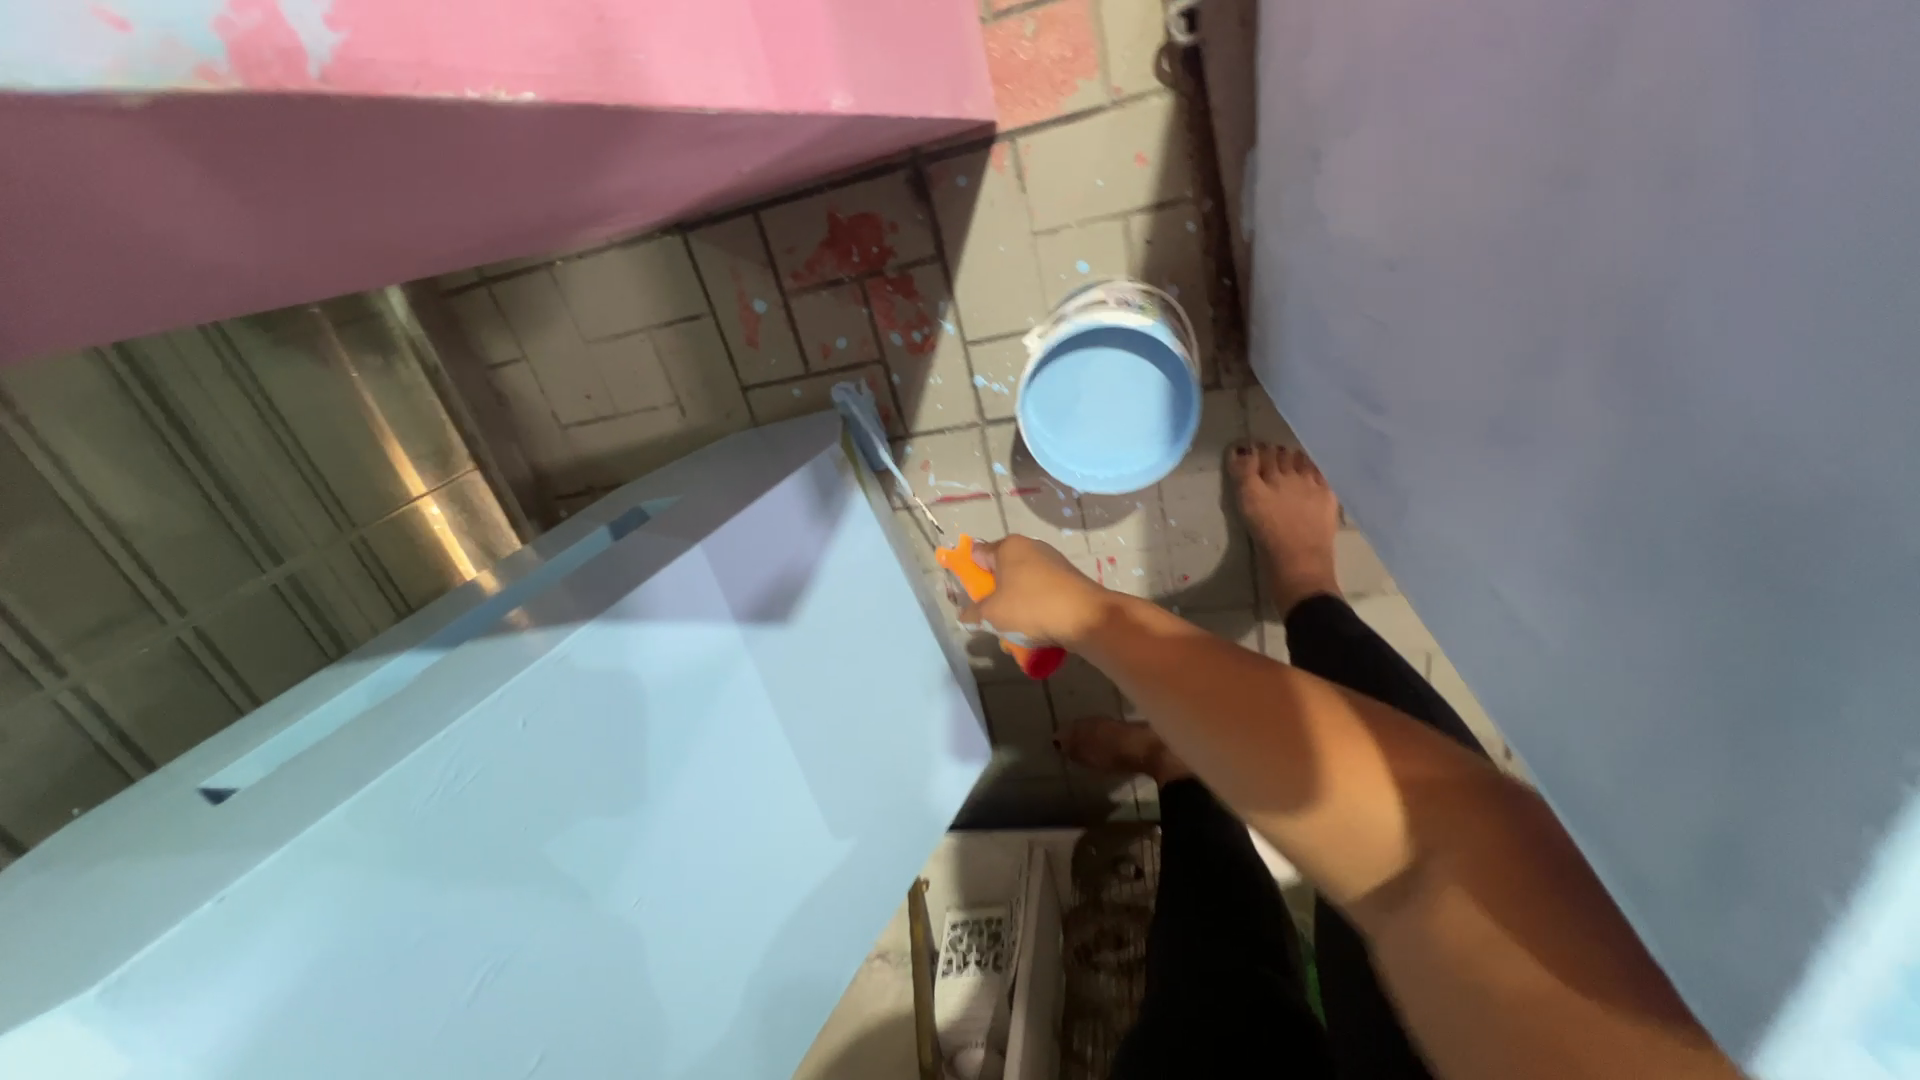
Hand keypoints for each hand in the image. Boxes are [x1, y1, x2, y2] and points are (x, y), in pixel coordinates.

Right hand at [958, 535, 1116, 648]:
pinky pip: (1043, 593)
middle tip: (992, 618)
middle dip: (995, 596)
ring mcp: (1053, 562)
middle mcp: (1031, 547)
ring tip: (1016, 632)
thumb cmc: (1031, 607)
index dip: (969, 573)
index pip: (978, 554)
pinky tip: (1037, 630)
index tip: (968, 595)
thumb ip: (973, 612)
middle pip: (1002, 571)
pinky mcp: (1069, 579)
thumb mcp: (992, 614)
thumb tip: (965, 614)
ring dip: (1015, 607)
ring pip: (1023, 585)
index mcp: (1009, 547)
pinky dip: (1036, 609)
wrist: (1086, 617)